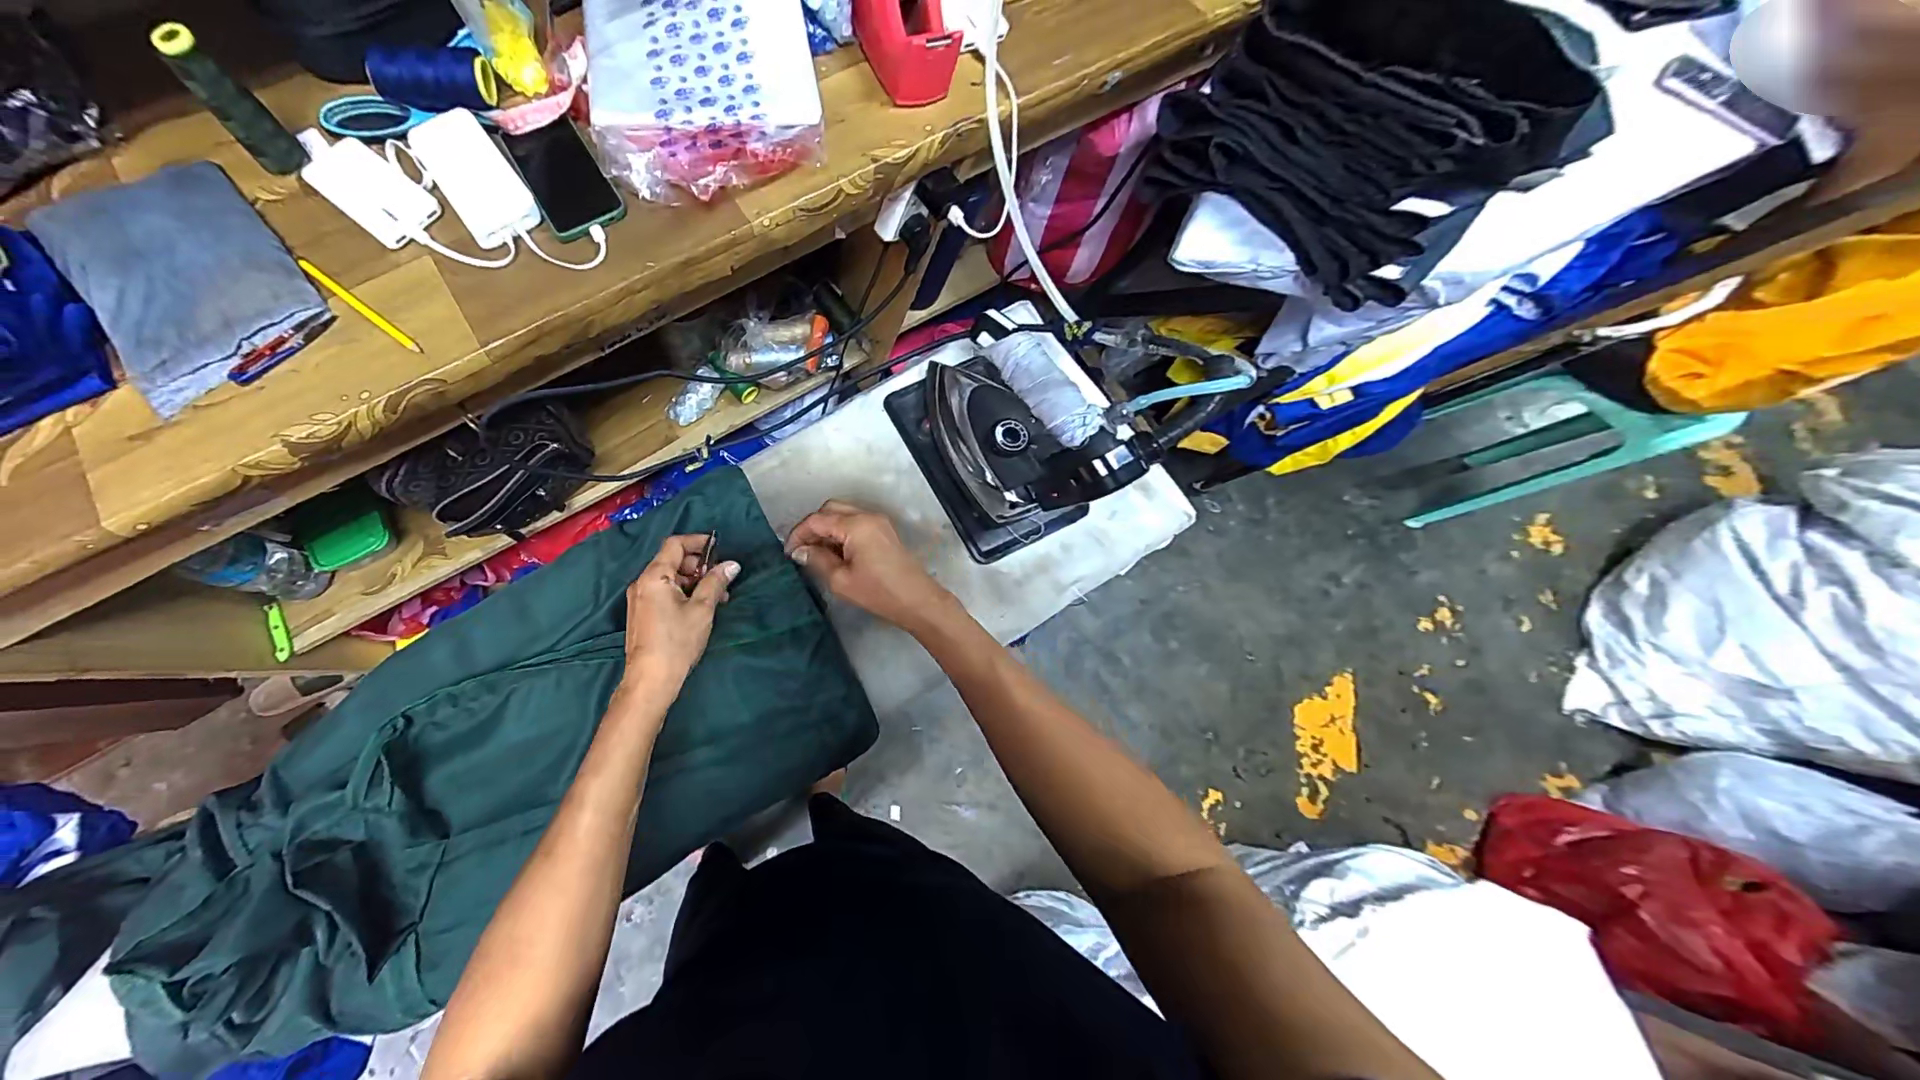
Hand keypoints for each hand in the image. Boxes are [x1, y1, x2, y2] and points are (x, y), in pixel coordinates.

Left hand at [618, 534, 737, 700]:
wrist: (651, 678)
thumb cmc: (677, 641)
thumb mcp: (702, 609)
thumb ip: (716, 582)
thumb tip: (731, 564)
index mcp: (654, 576)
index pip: (675, 544)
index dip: (698, 541)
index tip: (719, 548)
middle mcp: (642, 583)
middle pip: (672, 560)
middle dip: (698, 565)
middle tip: (721, 579)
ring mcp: (640, 598)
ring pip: (669, 577)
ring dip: (693, 580)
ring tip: (716, 597)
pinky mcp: (642, 613)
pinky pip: (663, 591)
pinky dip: (683, 592)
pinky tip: (700, 607)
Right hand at [785, 500, 957, 634]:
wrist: (917, 600)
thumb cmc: (878, 592)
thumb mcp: (841, 580)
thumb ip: (817, 560)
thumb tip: (800, 551)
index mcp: (856, 525)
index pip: (817, 520)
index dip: (798, 534)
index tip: (789, 553)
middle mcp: (867, 516)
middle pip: (830, 509)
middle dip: (812, 527)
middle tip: (802, 550)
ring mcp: (878, 522)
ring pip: (843, 514)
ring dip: (827, 528)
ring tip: (816, 553)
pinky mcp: (884, 531)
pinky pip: (855, 522)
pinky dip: (841, 532)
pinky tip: (835, 553)